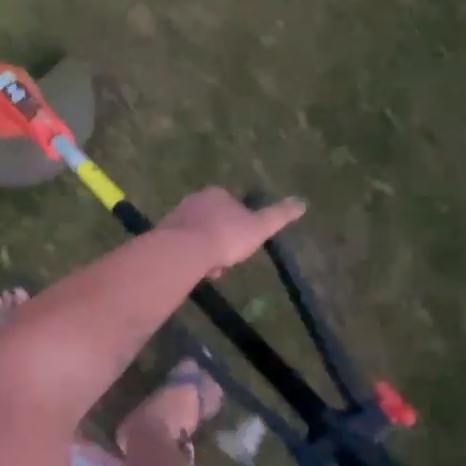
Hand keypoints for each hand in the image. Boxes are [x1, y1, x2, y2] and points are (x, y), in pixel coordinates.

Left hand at [159, 188, 305, 274]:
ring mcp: (176, 215)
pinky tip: (197, 272)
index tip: (244, 244)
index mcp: (216, 193)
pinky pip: (184, 247)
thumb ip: (280, 215)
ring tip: (212, 271)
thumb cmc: (226, 236)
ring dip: (208, 254)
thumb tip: (302, 203)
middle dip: (223, 243)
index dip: (241, 227)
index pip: (233, 207)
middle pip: (215, 223)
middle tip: (227, 260)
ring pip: (199, 237)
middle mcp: (194, 199)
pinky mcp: (163, 233)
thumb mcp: (260, 227)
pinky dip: (193, 259)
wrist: (184, 249)